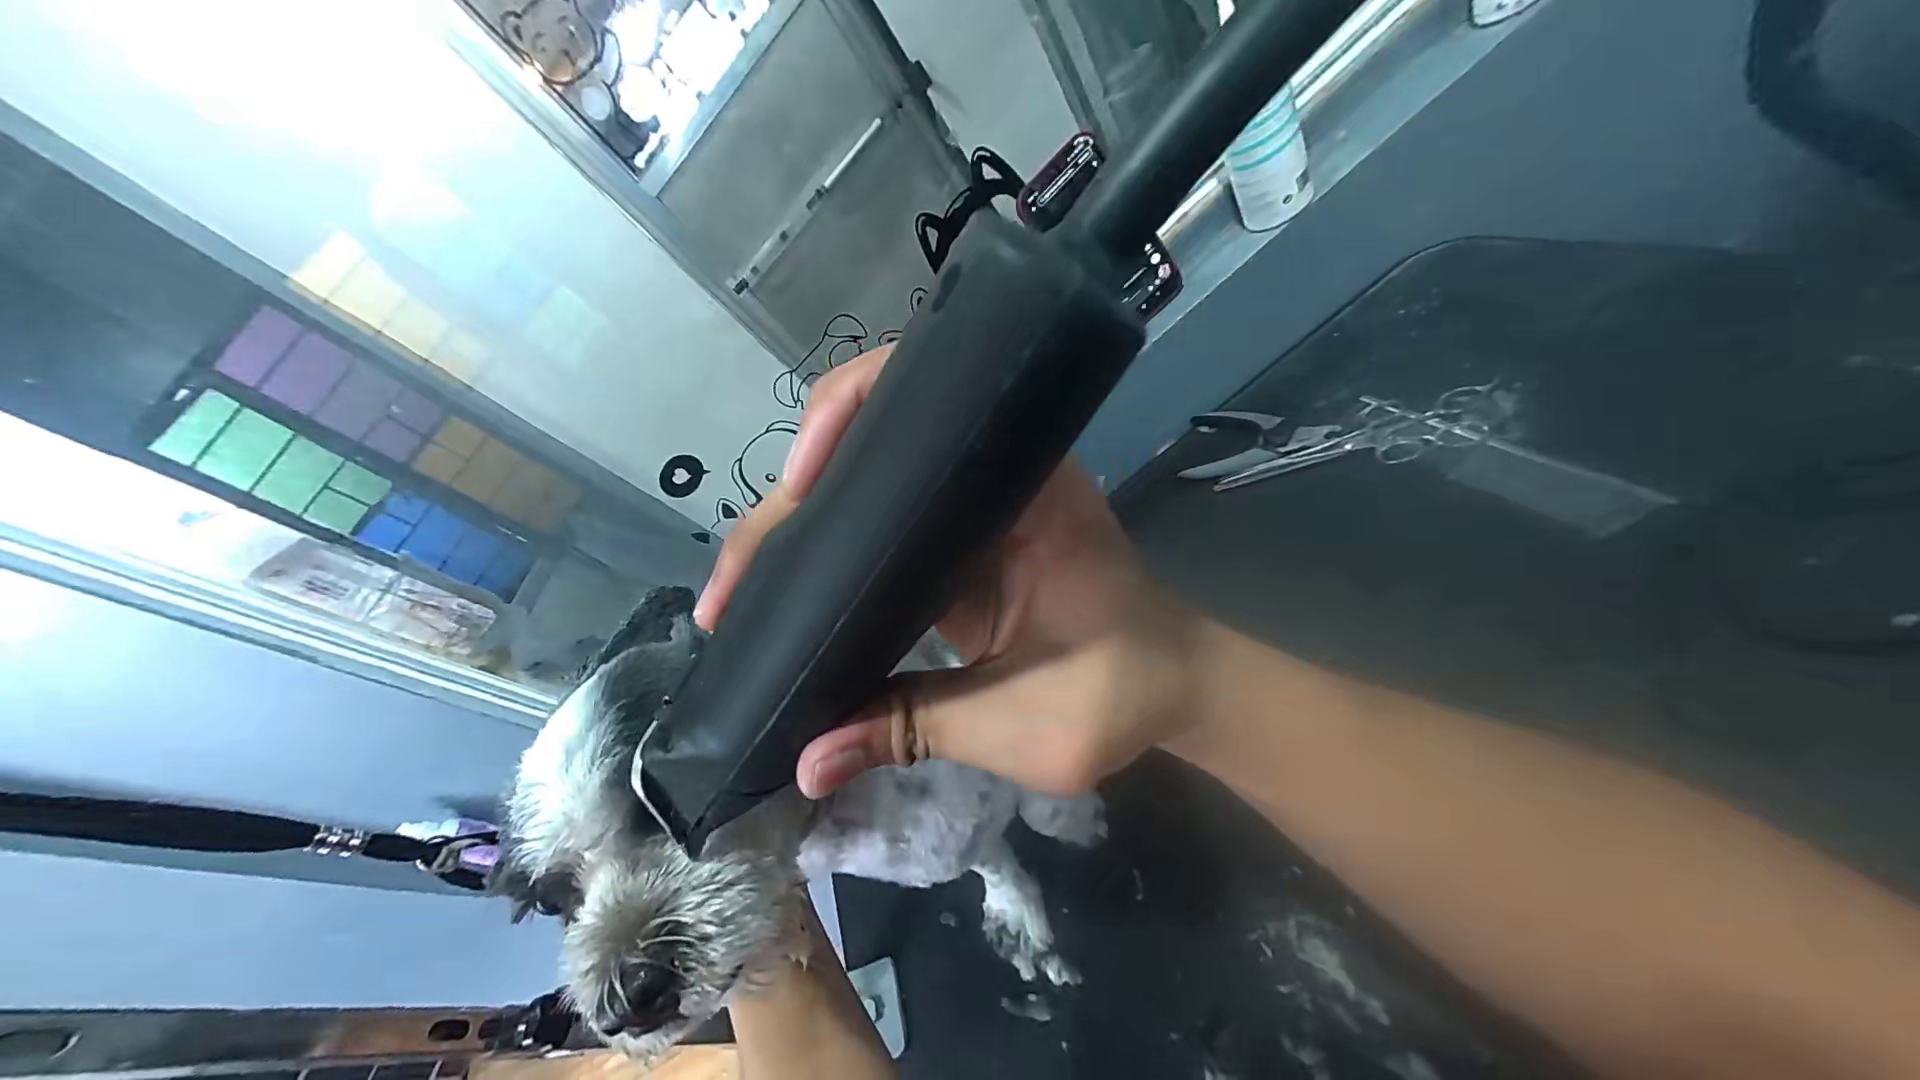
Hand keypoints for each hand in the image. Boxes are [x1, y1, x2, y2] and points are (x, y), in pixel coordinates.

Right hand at [695, 346, 1199, 798]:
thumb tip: (808, 764)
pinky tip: (790, 598)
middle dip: (796, 499)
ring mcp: (968, 515)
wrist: (1169, 692)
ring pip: (867, 493)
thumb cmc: (1117, 694)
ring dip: (804, 530)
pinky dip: (833, 558)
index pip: (918, 411)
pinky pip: (880, 535)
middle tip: (740, 576)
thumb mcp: (1020, 719)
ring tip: (744, 588)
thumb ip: (915, 729)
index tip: (798, 487)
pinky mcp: (955, 552)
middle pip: (871, 451)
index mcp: (1020, 488)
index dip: (842, 422)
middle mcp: (989, 482)